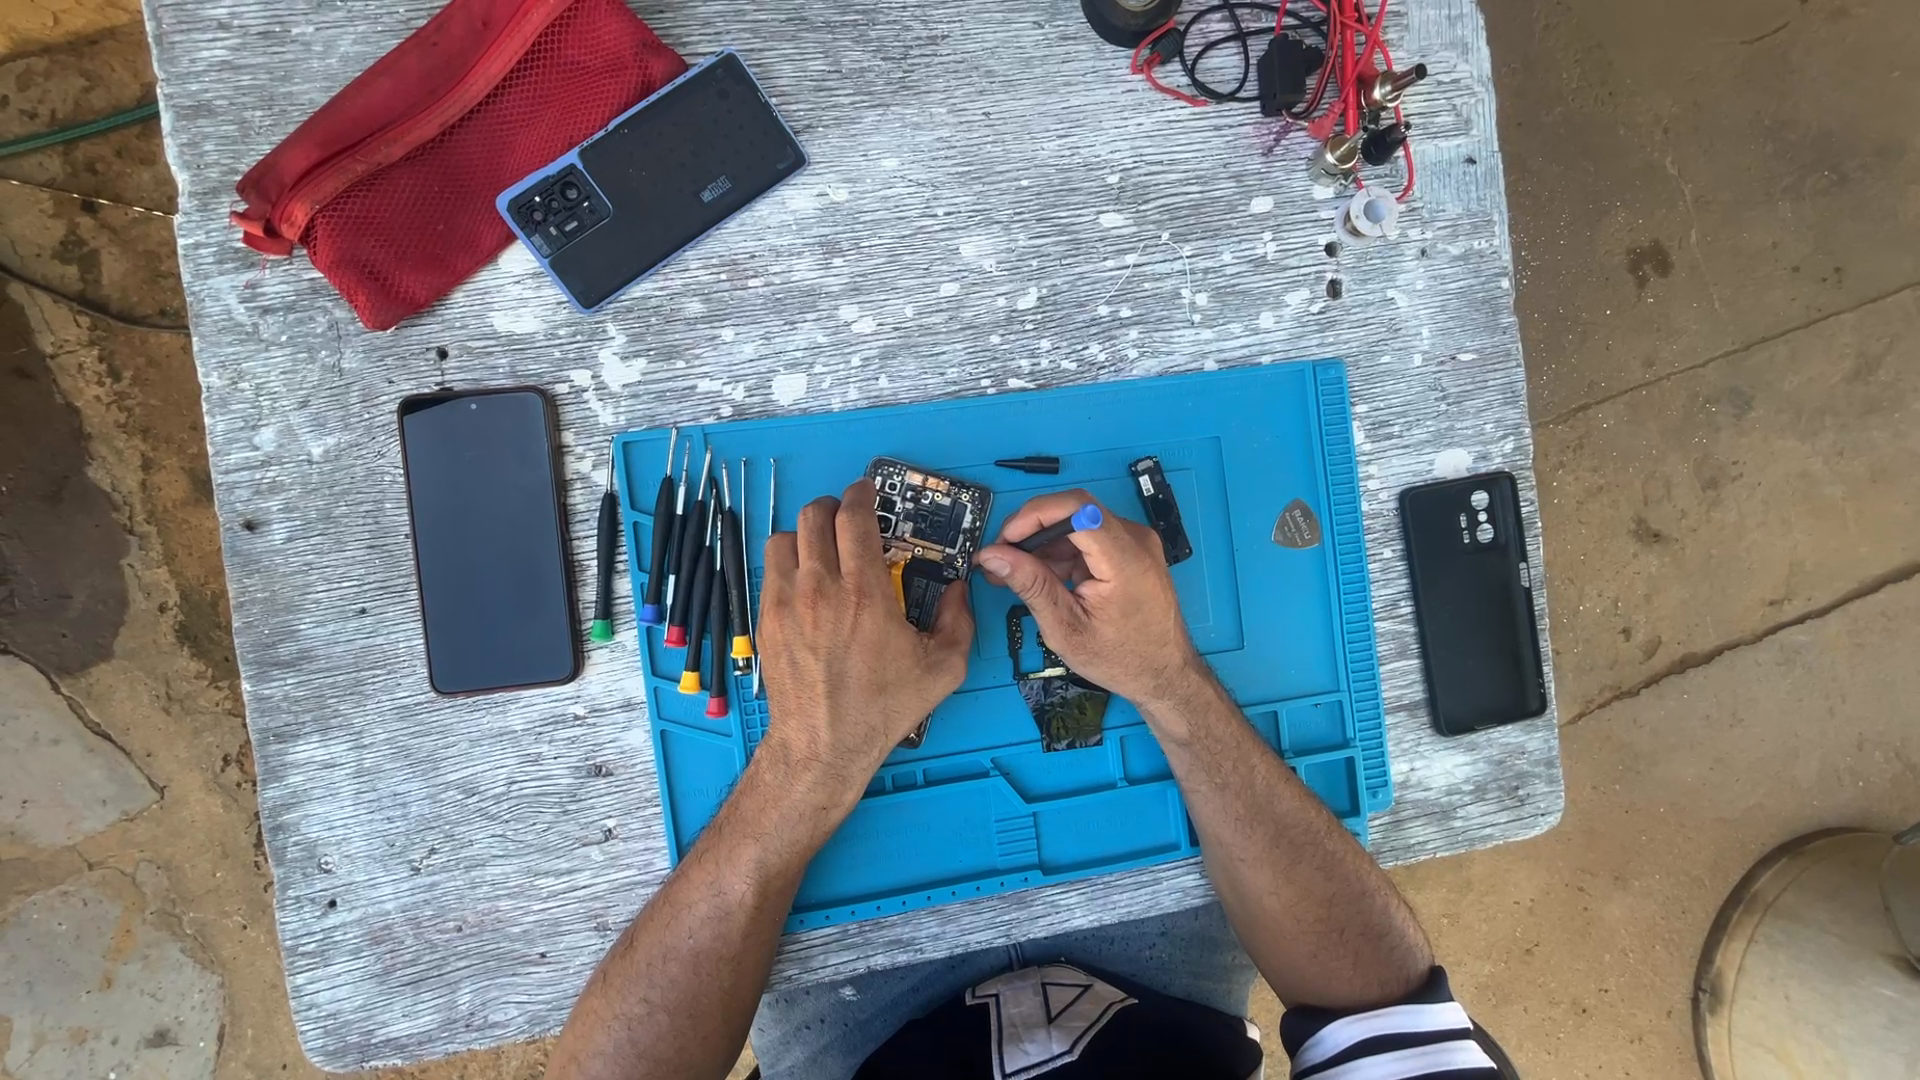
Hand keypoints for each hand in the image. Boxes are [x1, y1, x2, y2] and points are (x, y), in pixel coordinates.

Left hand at [756, 478, 973, 800]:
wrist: (824, 744)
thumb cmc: (883, 707)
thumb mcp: (943, 667)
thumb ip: (960, 620)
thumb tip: (959, 589)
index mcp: (865, 592)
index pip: (854, 518)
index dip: (861, 494)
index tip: (867, 492)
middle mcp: (821, 588)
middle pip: (814, 516)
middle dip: (833, 507)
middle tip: (848, 518)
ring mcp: (787, 603)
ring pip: (785, 537)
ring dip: (806, 533)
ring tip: (822, 548)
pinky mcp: (767, 620)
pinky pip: (770, 569)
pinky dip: (788, 562)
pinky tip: (806, 582)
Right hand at [975, 490, 1204, 710]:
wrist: (1163, 674)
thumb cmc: (1121, 659)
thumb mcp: (1066, 628)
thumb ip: (1031, 585)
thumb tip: (994, 556)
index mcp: (1125, 560)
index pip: (1077, 509)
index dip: (1034, 515)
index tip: (1006, 538)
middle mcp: (1135, 540)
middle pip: (1074, 511)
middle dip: (1031, 529)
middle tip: (1001, 556)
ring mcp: (1135, 543)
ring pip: (1077, 523)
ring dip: (1042, 543)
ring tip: (1012, 571)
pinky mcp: (1129, 551)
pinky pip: (1087, 537)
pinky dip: (1059, 552)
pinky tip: (1039, 575)